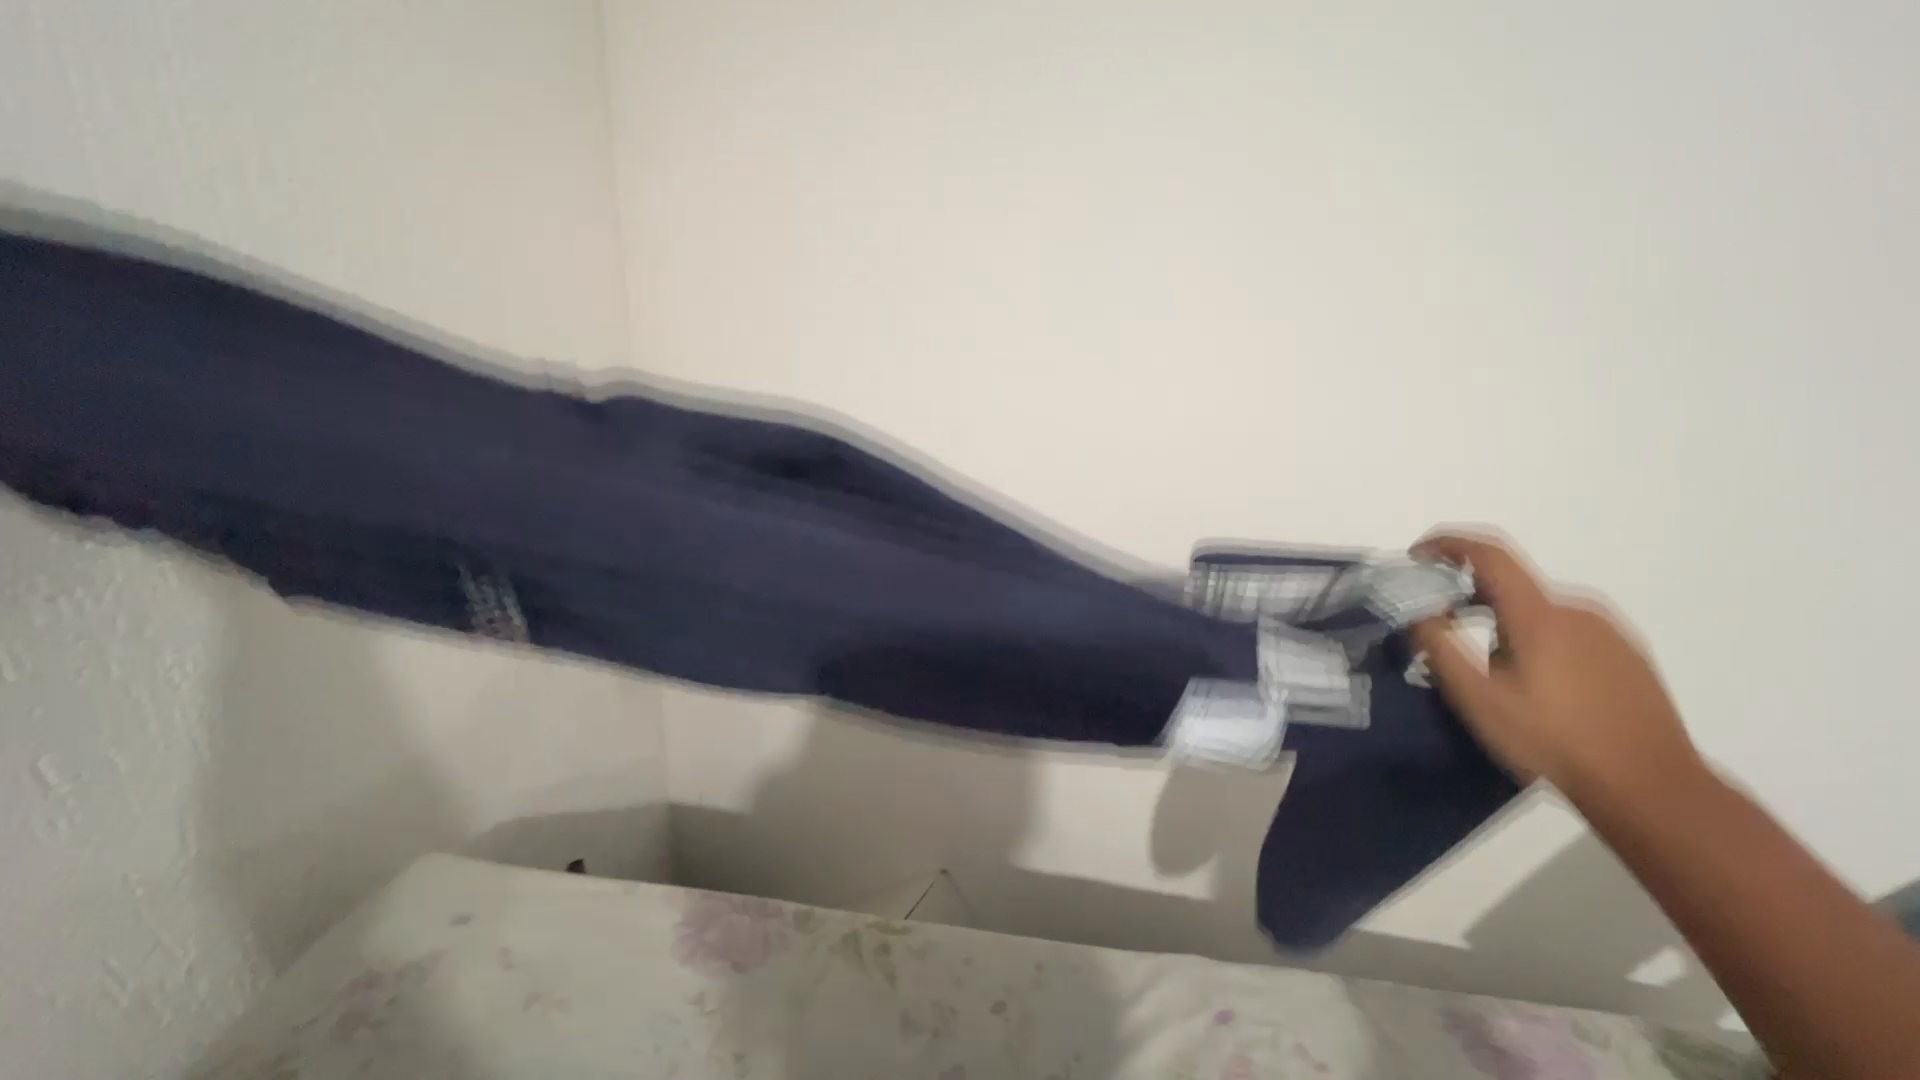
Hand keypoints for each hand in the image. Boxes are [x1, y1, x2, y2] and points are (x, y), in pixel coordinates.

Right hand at [1409, 528, 1702, 798]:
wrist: (1651, 788)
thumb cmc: (1553, 741)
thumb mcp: (1478, 699)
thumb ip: (1440, 647)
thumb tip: (1418, 610)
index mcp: (1539, 613)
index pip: (1488, 553)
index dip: (1447, 544)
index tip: (1416, 556)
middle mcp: (1577, 609)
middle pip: (1511, 587)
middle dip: (1470, 601)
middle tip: (1442, 637)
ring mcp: (1609, 632)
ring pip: (1539, 614)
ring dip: (1505, 628)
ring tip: (1491, 677)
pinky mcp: (1628, 656)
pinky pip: (1568, 634)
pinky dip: (1538, 644)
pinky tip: (1538, 691)